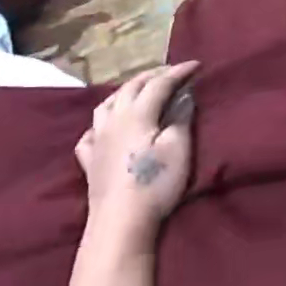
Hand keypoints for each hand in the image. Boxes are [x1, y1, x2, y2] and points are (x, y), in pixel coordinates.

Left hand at [73, 62, 198, 243]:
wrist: (121, 220)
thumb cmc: (155, 183)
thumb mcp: (178, 149)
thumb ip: (180, 118)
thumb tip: (183, 96)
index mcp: (137, 113)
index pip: (159, 84)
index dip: (178, 72)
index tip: (196, 65)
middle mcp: (113, 119)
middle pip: (131, 88)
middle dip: (152, 76)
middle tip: (171, 73)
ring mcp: (97, 139)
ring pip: (106, 105)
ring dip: (124, 92)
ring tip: (137, 92)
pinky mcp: (89, 161)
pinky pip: (90, 134)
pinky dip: (100, 124)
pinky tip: (103, 129)